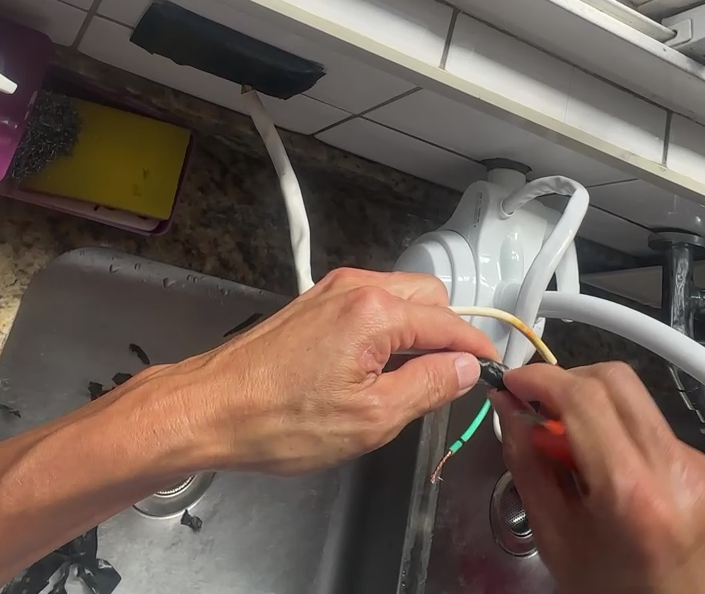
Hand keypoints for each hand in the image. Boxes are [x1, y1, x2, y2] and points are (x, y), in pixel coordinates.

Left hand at [155, 269, 498, 474]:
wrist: (211, 406)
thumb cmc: (281, 419)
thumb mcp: (371, 417)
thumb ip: (428, 386)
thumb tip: (465, 368)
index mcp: (375, 310)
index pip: (448, 321)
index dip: (476, 348)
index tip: (494, 368)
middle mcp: (357, 285)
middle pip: (430, 295)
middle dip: (449, 331)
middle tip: (454, 376)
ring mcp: (334, 288)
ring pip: (402, 294)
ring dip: (419, 327)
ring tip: (416, 375)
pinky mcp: (317, 300)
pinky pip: (373, 300)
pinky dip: (390, 325)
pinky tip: (381, 362)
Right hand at [501, 362, 704, 593]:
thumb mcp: (555, 539)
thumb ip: (527, 463)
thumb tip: (508, 406)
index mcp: (631, 492)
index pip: (582, 395)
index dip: (539, 378)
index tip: (513, 383)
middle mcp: (673, 467)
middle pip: (614, 378)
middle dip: (567, 381)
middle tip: (538, 409)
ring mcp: (697, 465)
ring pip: (634, 396)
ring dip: (592, 402)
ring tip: (569, 443)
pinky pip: (651, 425)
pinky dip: (618, 429)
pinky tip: (605, 466)